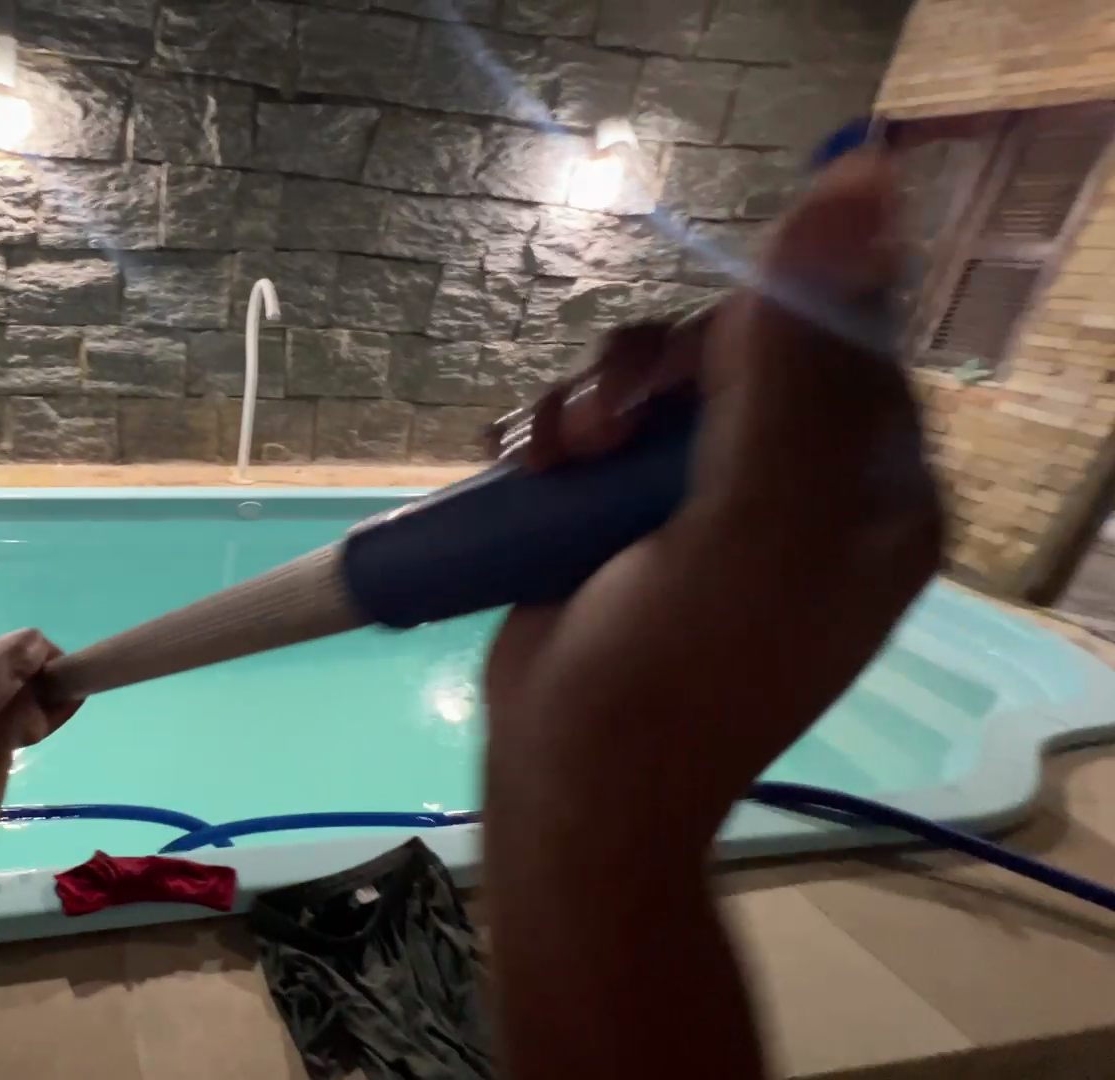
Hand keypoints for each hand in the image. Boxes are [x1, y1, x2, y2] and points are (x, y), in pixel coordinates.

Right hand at [482, 150, 943, 844]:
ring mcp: (678, 502)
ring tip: (540, 462)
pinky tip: (515, 466)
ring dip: (575, 409)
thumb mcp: (743, 527)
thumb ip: (791, 371)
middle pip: (714, 359)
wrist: (567, 768)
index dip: (744, 327)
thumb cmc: (667, 671)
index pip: (830, 340)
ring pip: (633, 394)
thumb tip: (851, 186)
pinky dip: (541, 439)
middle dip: (636, 379)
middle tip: (591, 434)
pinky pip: (579, 439)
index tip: (664, 379)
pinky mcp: (604, 519)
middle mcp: (777, 484)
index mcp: (858, 485)